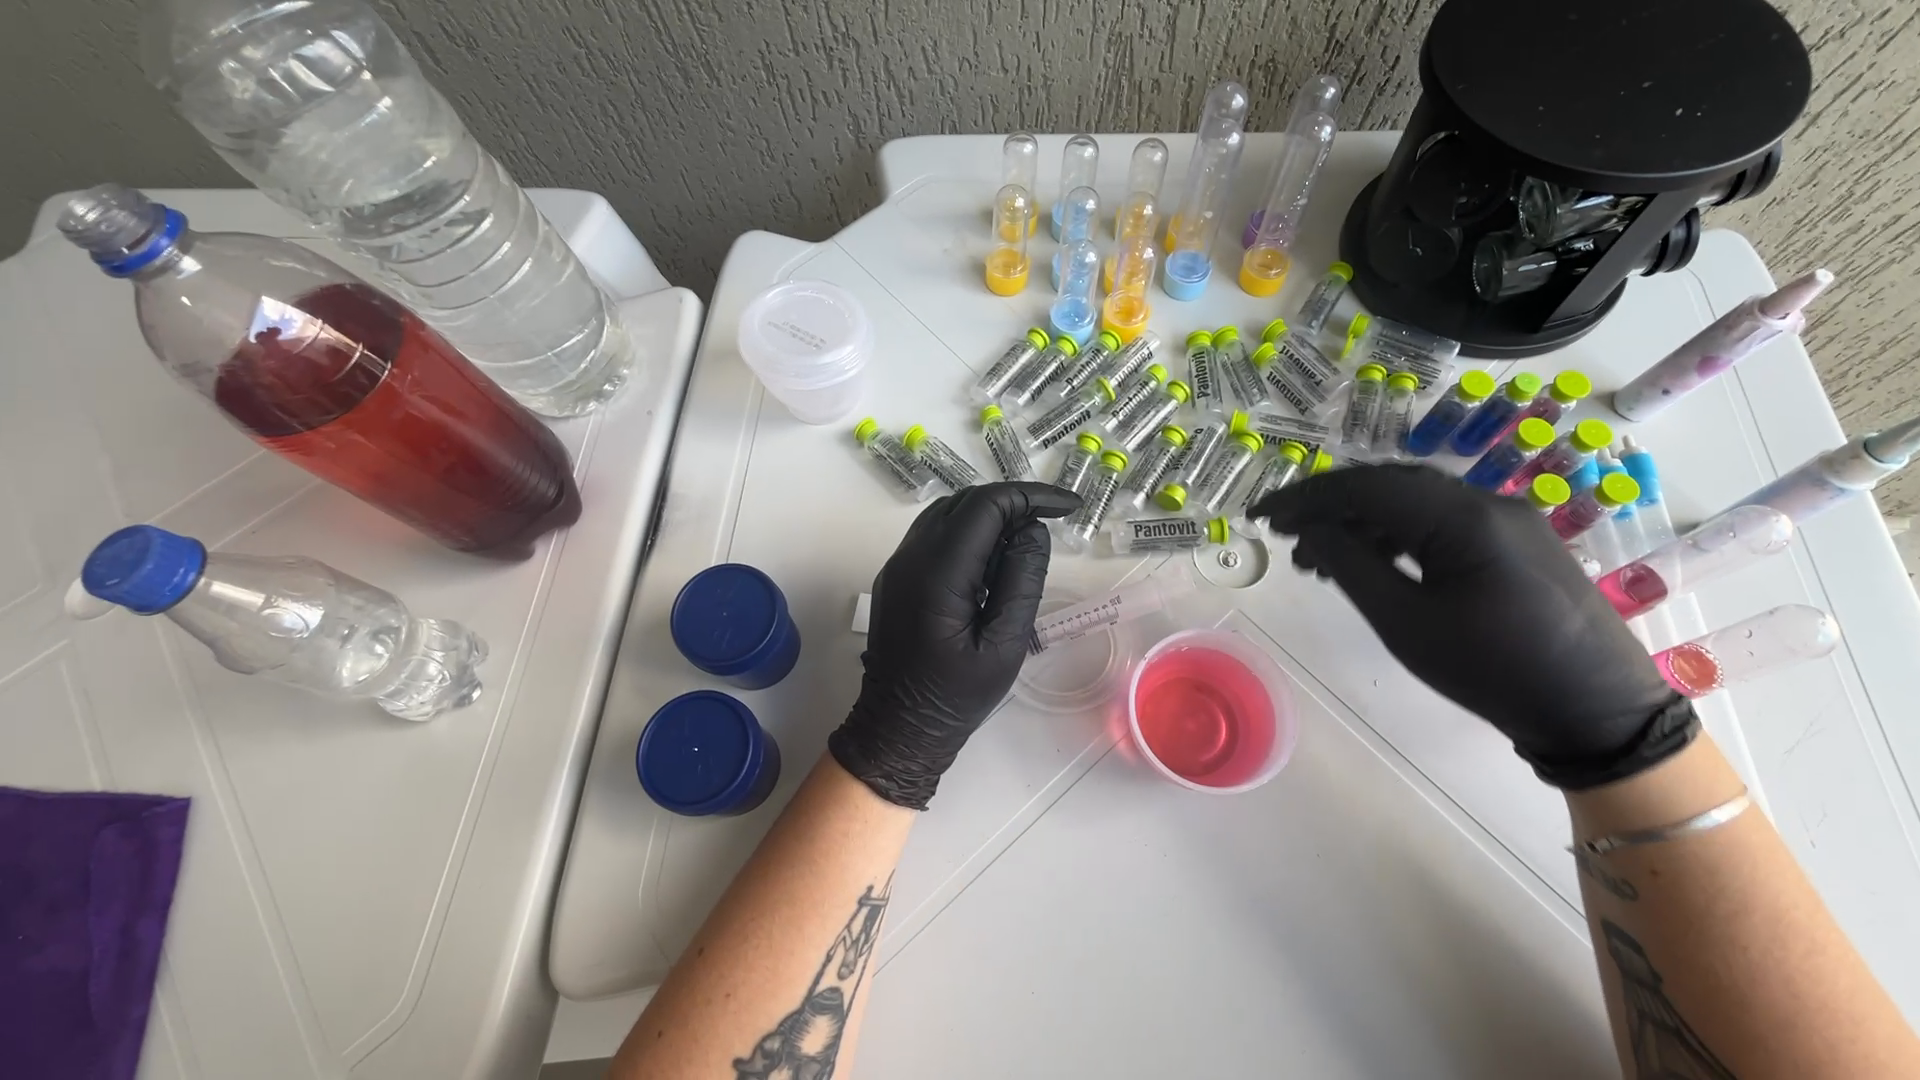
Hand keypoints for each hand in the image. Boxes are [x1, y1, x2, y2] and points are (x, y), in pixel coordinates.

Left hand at [829, 482, 1080, 808]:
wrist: (897, 729)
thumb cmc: (956, 697)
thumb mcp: (1004, 644)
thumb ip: (1021, 580)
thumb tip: (1033, 529)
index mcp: (938, 573)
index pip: (986, 506)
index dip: (1030, 497)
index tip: (1068, 508)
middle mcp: (910, 558)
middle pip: (964, 502)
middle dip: (1011, 503)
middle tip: (1049, 527)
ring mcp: (898, 566)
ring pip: (946, 515)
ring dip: (988, 518)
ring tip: (1022, 548)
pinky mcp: (896, 578)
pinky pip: (934, 537)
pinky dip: (967, 535)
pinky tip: (989, 567)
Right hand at [1252, 464, 1694, 788]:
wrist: (1597, 711)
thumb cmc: (1491, 670)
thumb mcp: (1405, 623)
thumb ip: (1351, 566)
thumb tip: (1311, 530)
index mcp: (1463, 517)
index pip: (1366, 487)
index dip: (1307, 497)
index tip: (1261, 515)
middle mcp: (1489, 503)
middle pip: (1391, 486)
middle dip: (1331, 506)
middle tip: (1285, 535)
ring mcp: (1509, 521)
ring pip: (1417, 503)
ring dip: (1362, 522)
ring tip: (1319, 559)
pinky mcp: (1517, 543)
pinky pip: (1444, 523)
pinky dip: (1398, 534)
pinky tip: (1373, 561)